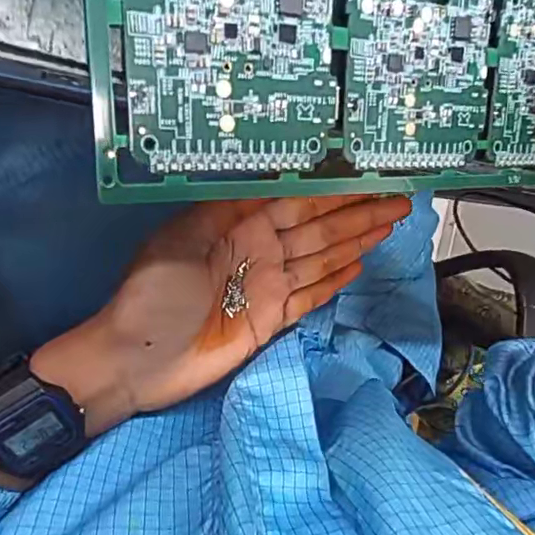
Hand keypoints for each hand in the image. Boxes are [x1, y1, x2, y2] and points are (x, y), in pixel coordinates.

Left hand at [0, 194, 411, 486]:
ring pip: (319, 258)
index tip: (365, 175)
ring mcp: (265, 287)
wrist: (137, 358)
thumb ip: (229, 208)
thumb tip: (271, 178)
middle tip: (398, 199)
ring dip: (354, 241)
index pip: (294, 201)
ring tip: (389, 224)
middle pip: (316, 227)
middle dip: (356, 213)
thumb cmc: (152, 295)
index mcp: (235, 226)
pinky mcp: (269, 321)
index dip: (330, 190)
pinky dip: (333, 281)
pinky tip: (358, 265)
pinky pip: (309, 297)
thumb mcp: (183, 237)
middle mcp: (256, 252)